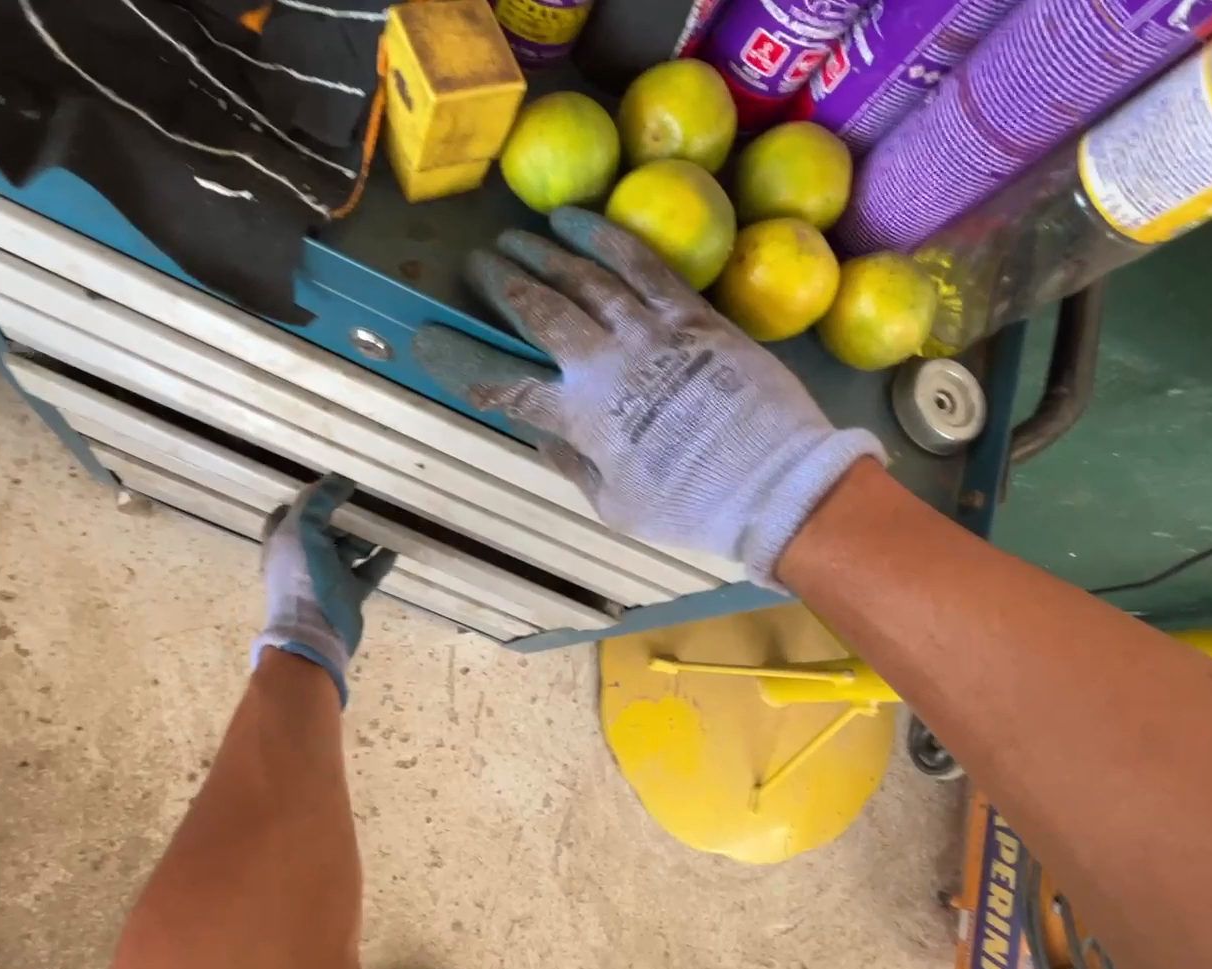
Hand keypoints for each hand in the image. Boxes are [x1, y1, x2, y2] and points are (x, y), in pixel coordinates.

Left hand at [251, 476, 396, 704]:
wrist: (315, 633)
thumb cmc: (303, 578)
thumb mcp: (303, 530)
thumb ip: (318, 501)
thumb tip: (340, 479)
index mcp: (283, 543)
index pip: (288, 515)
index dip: (305, 501)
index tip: (329, 488)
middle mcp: (302, 559)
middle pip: (322, 531)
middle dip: (341, 517)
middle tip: (364, 502)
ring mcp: (325, 578)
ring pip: (346, 551)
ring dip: (364, 537)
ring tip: (384, 523)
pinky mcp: (347, 594)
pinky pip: (367, 572)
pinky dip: (380, 560)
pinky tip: (394, 549)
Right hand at [411, 207, 883, 586]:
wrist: (776, 485)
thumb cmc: (691, 504)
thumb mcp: (615, 504)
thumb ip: (571, 461)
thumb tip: (535, 428)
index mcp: (583, 417)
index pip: (511, 385)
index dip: (469, 365)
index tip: (436, 345)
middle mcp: (607, 363)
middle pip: (541, 311)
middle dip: (502, 285)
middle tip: (478, 264)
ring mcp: (651, 331)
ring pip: (585, 277)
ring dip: (544, 252)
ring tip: (516, 235)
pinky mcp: (692, 313)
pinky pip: (644, 264)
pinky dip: (607, 238)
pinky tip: (578, 221)